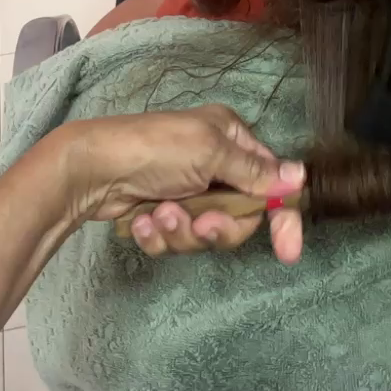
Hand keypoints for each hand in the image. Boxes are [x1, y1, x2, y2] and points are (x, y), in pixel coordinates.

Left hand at [55, 106, 305, 262]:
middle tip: (199, 222)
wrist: (91, 168)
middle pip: (239, 216)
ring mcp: (187, 191)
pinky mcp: (162, 214)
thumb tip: (299, 177)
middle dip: (217, 226)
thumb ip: (256, 171)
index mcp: (231, 140)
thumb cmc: (155, 149)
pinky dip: (158, 235)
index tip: (288, 250)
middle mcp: (214, 164)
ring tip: (157, 215)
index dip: (283, 217)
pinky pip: (176, 240)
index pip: (272, 183)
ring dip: (182, 230)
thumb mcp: (211, 152)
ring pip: (206, 234)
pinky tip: (141, 221)